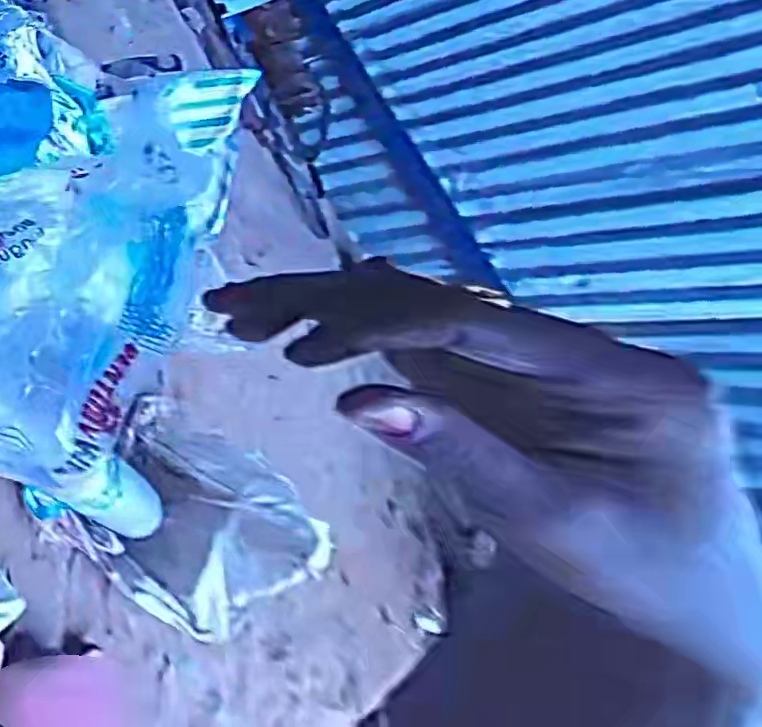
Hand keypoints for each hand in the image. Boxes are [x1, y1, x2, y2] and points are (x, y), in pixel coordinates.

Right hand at [204, 259, 761, 684]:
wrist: (655, 594)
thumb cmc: (626, 568)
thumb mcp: (552, 521)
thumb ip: (458, 452)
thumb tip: (352, 402)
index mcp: (614, 372)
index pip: (468, 319)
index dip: (374, 323)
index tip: (300, 353)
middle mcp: (555, 343)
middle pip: (416, 295)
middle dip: (317, 298)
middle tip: (232, 306)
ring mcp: (508, 349)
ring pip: (390, 298)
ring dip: (307, 300)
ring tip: (234, 311)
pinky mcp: (468, 362)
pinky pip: (384, 324)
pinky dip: (322, 319)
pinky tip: (275, 318)